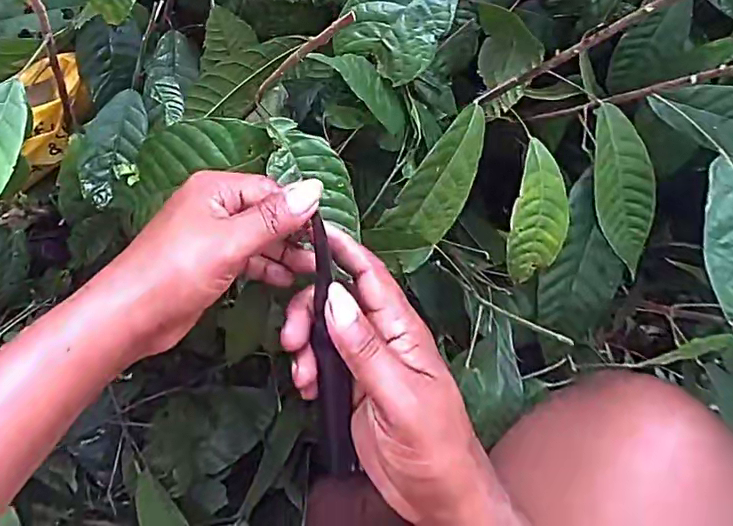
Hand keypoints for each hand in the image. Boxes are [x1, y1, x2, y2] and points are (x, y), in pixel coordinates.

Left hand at [99, 172, 320, 359]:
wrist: (128, 318)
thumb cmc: (175, 273)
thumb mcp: (230, 242)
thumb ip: (274, 218)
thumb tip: (315, 187)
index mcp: (216, 188)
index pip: (270, 190)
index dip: (298, 210)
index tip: (326, 234)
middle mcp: (214, 204)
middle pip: (265, 212)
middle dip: (293, 233)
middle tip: (323, 256)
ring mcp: (210, 233)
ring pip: (258, 236)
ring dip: (283, 252)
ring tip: (312, 270)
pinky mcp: (208, 260)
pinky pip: (246, 255)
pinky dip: (265, 265)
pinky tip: (286, 279)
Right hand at [280, 228, 523, 525]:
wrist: (441, 501)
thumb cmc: (437, 448)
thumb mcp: (401, 397)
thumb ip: (366, 348)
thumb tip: (335, 297)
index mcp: (402, 328)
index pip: (369, 274)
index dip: (344, 248)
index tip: (314, 232)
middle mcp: (383, 336)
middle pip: (338, 297)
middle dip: (309, 306)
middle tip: (291, 334)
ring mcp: (367, 360)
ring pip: (326, 327)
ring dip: (305, 340)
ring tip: (300, 369)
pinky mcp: (354, 386)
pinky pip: (323, 360)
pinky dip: (307, 366)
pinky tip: (306, 386)